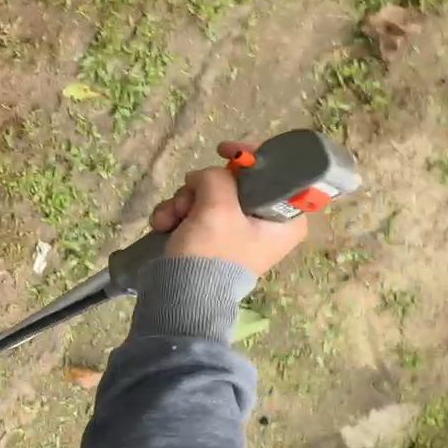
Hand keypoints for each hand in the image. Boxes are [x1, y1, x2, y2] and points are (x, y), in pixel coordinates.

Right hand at [148, 140, 308, 277]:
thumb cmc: (210, 255)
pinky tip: (162, 226)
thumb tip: (204, 175)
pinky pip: (191, 215)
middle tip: (187, 202)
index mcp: (285, 219)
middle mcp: (262, 224)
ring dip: (181, 203)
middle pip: (232, 186)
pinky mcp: (206, 241)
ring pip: (205, 198)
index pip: (276, 175)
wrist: (181, 297)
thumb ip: (216, 179)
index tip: (224, 150)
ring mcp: (232, 233)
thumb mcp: (216, 210)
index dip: (249, 158)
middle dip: (201, 190)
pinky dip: (173, 216)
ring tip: (169, 220)